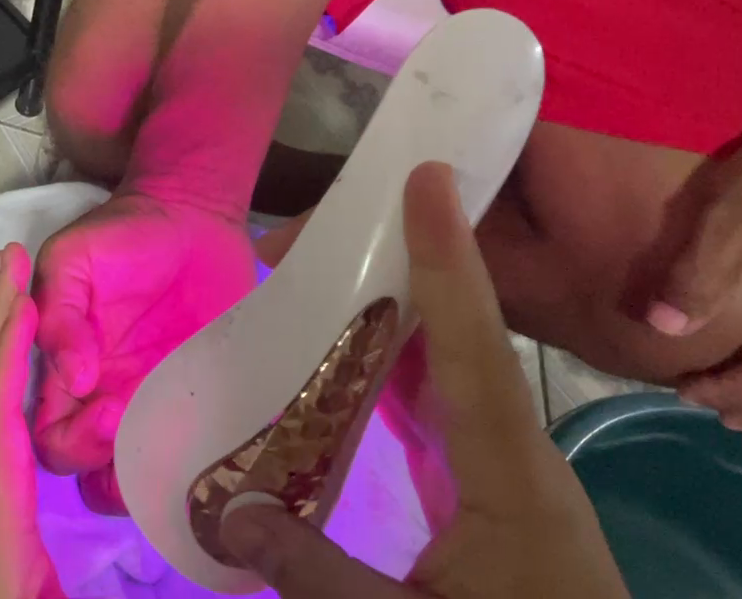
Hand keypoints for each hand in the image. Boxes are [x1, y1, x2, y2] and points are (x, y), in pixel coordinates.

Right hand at [31, 191, 256, 510]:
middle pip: (78, 464)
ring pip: (126, 474)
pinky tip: (200, 446)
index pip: (44, 429)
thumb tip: (72, 376)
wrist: (192, 217)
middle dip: (95, 455)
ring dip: (136, 475)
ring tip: (163, 440)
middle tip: (126, 414)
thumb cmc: (123, 233)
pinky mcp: (194, 402)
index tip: (102, 402)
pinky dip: (186, 466)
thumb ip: (59, 311)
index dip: (66, 435)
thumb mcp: (75, 258)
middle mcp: (98, 394)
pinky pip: (184, 454)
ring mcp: (147, 403)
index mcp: (63, 366)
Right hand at [219, 163, 629, 598]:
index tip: (427, 182)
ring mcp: (501, 476)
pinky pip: (429, 411)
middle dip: (391, 272)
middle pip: (453, 339)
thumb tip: (228, 512)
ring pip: (441, 372)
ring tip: (319, 273)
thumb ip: (315, 575)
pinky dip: (384, 374)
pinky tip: (340, 363)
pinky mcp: (483, 498)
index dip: (447, 259)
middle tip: (319, 228)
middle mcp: (513, 457)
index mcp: (514, 478)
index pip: (474, 346)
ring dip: (382, 320)